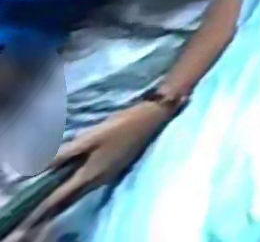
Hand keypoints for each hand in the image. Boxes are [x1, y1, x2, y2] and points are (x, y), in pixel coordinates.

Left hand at [17, 100, 172, 233]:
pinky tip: (74, 186)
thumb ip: (59, 156)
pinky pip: (90, 185)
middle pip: (67, 201)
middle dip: (47, 210)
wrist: (158, 113)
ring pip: (79, 194)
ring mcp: (110, 173)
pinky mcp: (117, 166)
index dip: (35, 213)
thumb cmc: (123, 125)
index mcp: (89, 175)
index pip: (54, 200)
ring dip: (62, 201)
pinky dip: (76, 191)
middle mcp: (98, 179)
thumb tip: (28, 173)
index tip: (18, 228)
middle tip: (30, 216)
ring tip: (48, 204)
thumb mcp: (89, 137)